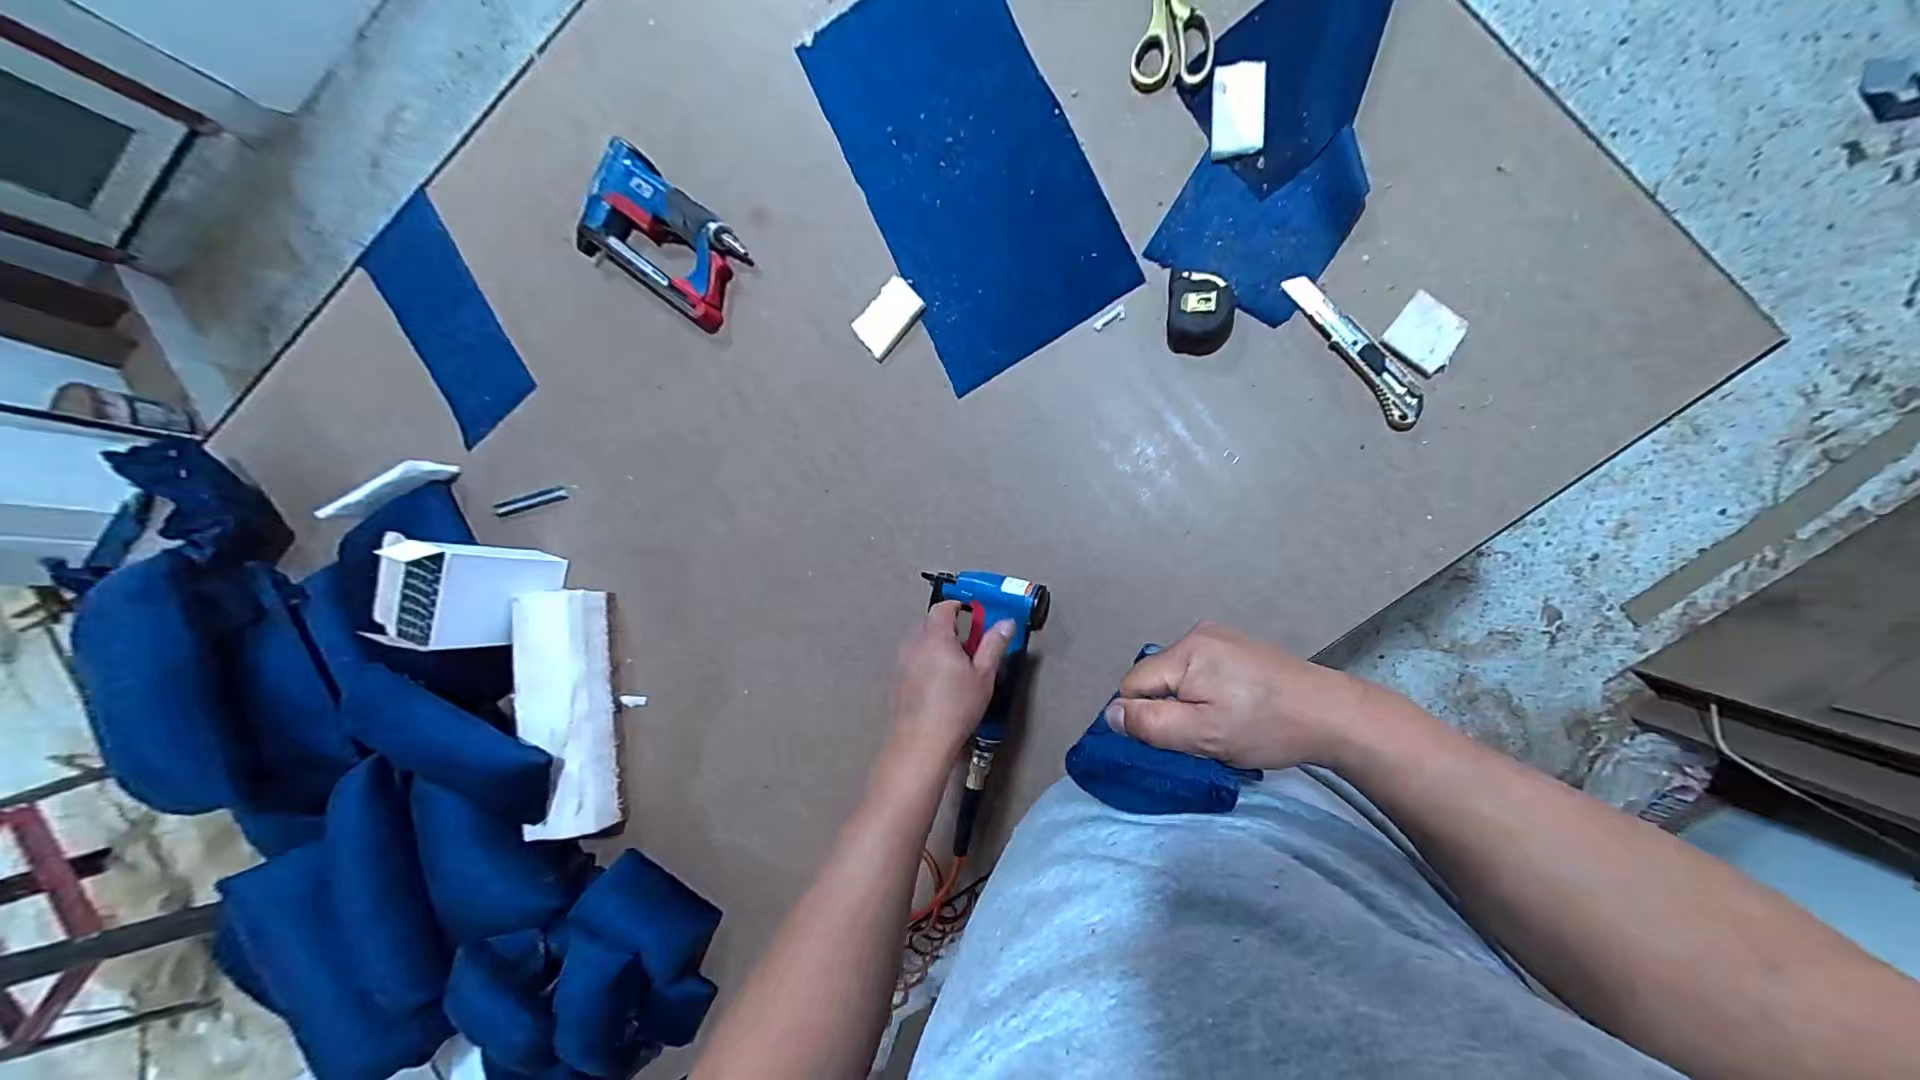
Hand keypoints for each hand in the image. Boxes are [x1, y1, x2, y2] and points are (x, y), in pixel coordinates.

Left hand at [888, 601, 1013, 762]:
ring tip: (956, 663)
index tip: (972, 612)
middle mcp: (914, 645)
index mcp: (935, 637)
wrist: (921, 742)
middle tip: (969, 641)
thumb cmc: (953, 710)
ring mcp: (902, 662)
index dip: (958, 606)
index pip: (943, 608)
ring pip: (919, 640)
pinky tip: (940, 681)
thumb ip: (994, 645)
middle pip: (929, 622)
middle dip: (949, 626)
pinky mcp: (897, 679)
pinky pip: (912, 658)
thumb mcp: (984, 675)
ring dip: (936, 643)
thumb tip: (1005, 625)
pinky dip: (925, 660)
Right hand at [1105, 621, 1407, 769]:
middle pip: (1155, 680)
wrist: (1335, 716)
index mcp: (1185, 651)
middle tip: (1203, 734)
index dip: (1145, 717)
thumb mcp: (1203, 734)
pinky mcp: (1238, 648)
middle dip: (1169, 710)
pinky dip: (1207, 694)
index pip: (1133, 686)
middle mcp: (1197, 634)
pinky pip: (1200, 673)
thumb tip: (1111, 714)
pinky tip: (1235, 710)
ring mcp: (1220, 638)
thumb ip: (1151, 724)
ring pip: (1177, 679)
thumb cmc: (1267, 727)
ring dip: (1188, 704)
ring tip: (1223, 724)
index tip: (1177, 738)